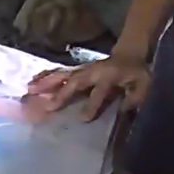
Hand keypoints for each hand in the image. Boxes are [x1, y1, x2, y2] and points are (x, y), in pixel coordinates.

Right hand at [24, 54, 152, 121]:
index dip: (92, 104)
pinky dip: (44, 76)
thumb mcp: (143, 85)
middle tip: (47, 106)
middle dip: (61, 93)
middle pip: (75, 82)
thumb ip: (135, 97)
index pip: (100, 91)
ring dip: (46, 82)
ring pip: (62, 75)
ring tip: (30, 90)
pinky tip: (31, 82)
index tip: (83, 119)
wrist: (128, 55)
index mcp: (110, 76)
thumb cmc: (136, 74)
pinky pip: (58, 73)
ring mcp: (82, 69)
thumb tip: (123, 108)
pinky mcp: (75, 70)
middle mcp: (93, 71)